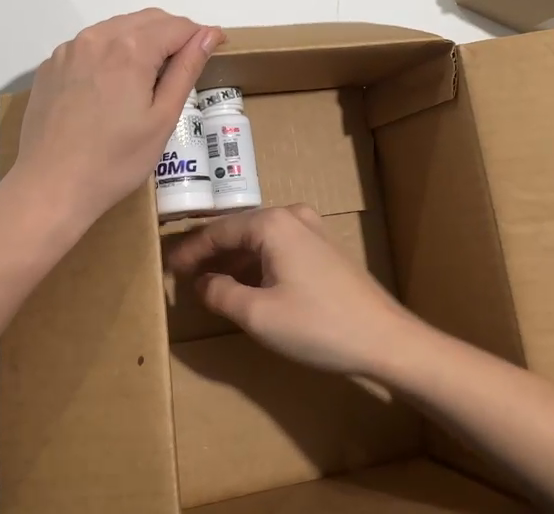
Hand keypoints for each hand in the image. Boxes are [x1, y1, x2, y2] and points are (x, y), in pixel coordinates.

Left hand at [12, 9, 221, 225]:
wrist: (50, 188)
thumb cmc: (115, 161)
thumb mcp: (162, 118)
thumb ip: (186, 69)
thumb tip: (208, 34)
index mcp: (130, 48)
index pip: (177, 26)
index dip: (199, 36)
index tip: (213, 51)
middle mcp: (98, 37)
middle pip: (147, 20)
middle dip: (171, 34)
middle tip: (184, 67)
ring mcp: (69, 49)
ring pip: (117, 28)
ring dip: (140, 41)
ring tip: (148, 79)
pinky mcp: (51, 65)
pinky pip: (90, 45)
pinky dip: (110, 53)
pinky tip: (111, 87)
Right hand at [166, 205, 424, 376]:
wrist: (385, 339)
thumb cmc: (318, 326)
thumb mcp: (258, 315)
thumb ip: (221, 294)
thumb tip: (202, 282)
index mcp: (271, 224)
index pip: (218, 231)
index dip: (190, 250)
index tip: (168, 267)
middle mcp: (291, 215)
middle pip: (238, 230)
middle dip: (211, 252)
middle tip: (184, 272)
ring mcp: (312, 229)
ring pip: (259, 238)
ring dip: (234, 259)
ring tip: (210, 281)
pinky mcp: (325, 248)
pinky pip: (279, 246)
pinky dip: (257, 262)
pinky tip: (248, 285)